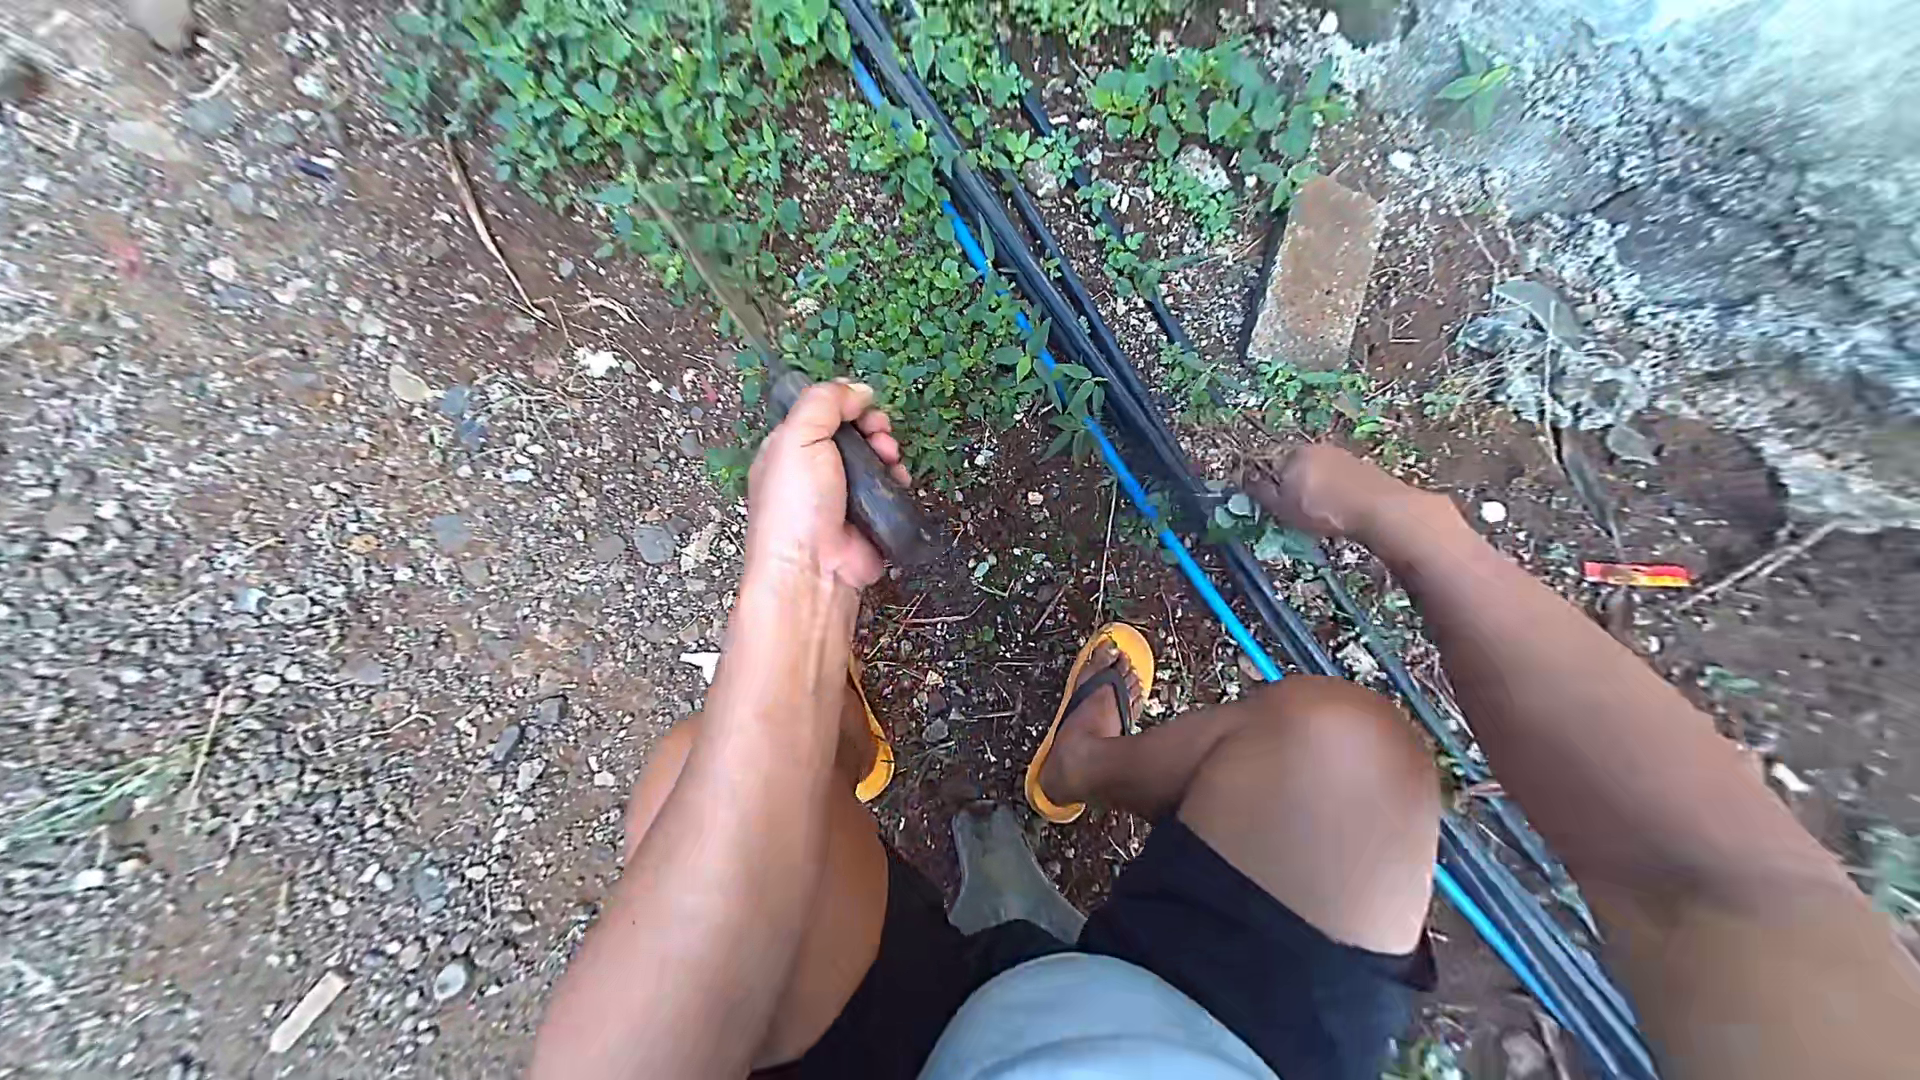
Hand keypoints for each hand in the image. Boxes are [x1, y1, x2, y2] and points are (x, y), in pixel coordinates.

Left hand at [744, 380, 910, 589]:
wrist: (814, 566)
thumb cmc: (797, 501)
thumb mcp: (798, 436)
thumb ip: (825, 402)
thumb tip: (858, 389)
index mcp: (789, 448)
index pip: (822, 413)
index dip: (845, 404)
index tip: (862, 406)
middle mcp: (816, 470)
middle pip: (853, 433)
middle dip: (872, 426)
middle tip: (879, 433)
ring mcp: (844, 494)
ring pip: (875, 457)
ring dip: (887, 450)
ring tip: (889, 458)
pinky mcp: (869, 515)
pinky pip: (889, 487)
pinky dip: (898, 479)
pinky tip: (898, 479)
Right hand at [1246, 444, 1441, 544]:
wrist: (1380, 510)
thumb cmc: (1322, 509)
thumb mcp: (1281, 506)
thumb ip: (1260, 492)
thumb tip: (1244, 481)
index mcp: (1294, 453)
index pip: (1270, 467)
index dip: (1269, 489)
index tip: (1273, 507)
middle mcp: (1318, 448)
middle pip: (1296, 469)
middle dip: (1293, 488)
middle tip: (1295, 514)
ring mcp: (1343, 456)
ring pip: (1319, 476)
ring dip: (1315, 492)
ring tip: (1319, 516)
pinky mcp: (1364, 469)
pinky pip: (1339, 482)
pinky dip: (1335, 494)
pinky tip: (1339, 512)